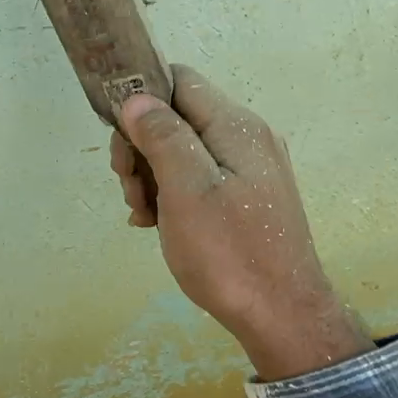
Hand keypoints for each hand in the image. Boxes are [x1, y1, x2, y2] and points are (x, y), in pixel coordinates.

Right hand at [110, 66, 371, 380]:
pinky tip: (154, 223)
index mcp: (235, 128)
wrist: (281, 317)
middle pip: (175, 117)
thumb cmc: (229, 253)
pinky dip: (166, 193)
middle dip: (140, 146)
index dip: (140, 97)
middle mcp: (245, 139)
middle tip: (129, 188)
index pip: (179, 80)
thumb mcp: (186, 190)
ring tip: (142, 214)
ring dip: (148, 175)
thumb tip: (136, 98)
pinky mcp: (242, 197)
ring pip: (178, 149)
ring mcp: (246, 169)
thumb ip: (163, 136)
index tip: (115, 135)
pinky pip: (192, 177)